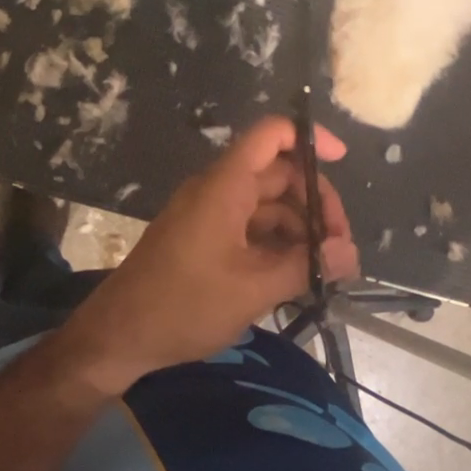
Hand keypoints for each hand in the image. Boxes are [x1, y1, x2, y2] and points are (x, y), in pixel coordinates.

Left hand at [53, 117, 359, 394]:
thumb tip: (351, 252)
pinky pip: (250, 227)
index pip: (271, 135)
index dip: (309, 138)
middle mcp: (217, 190)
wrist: (119, 335)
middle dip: (316, 202)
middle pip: (277, 173)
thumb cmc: (184, 305)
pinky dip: (277, 243)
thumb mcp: (252, 289)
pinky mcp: (204, 240)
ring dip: (300, 228)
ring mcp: (209, 215)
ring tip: (326, 269)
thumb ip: (305, 266)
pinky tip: (298, 275)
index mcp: (224, 186)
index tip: (343, 161)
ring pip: (267, 204)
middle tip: (341, 247)